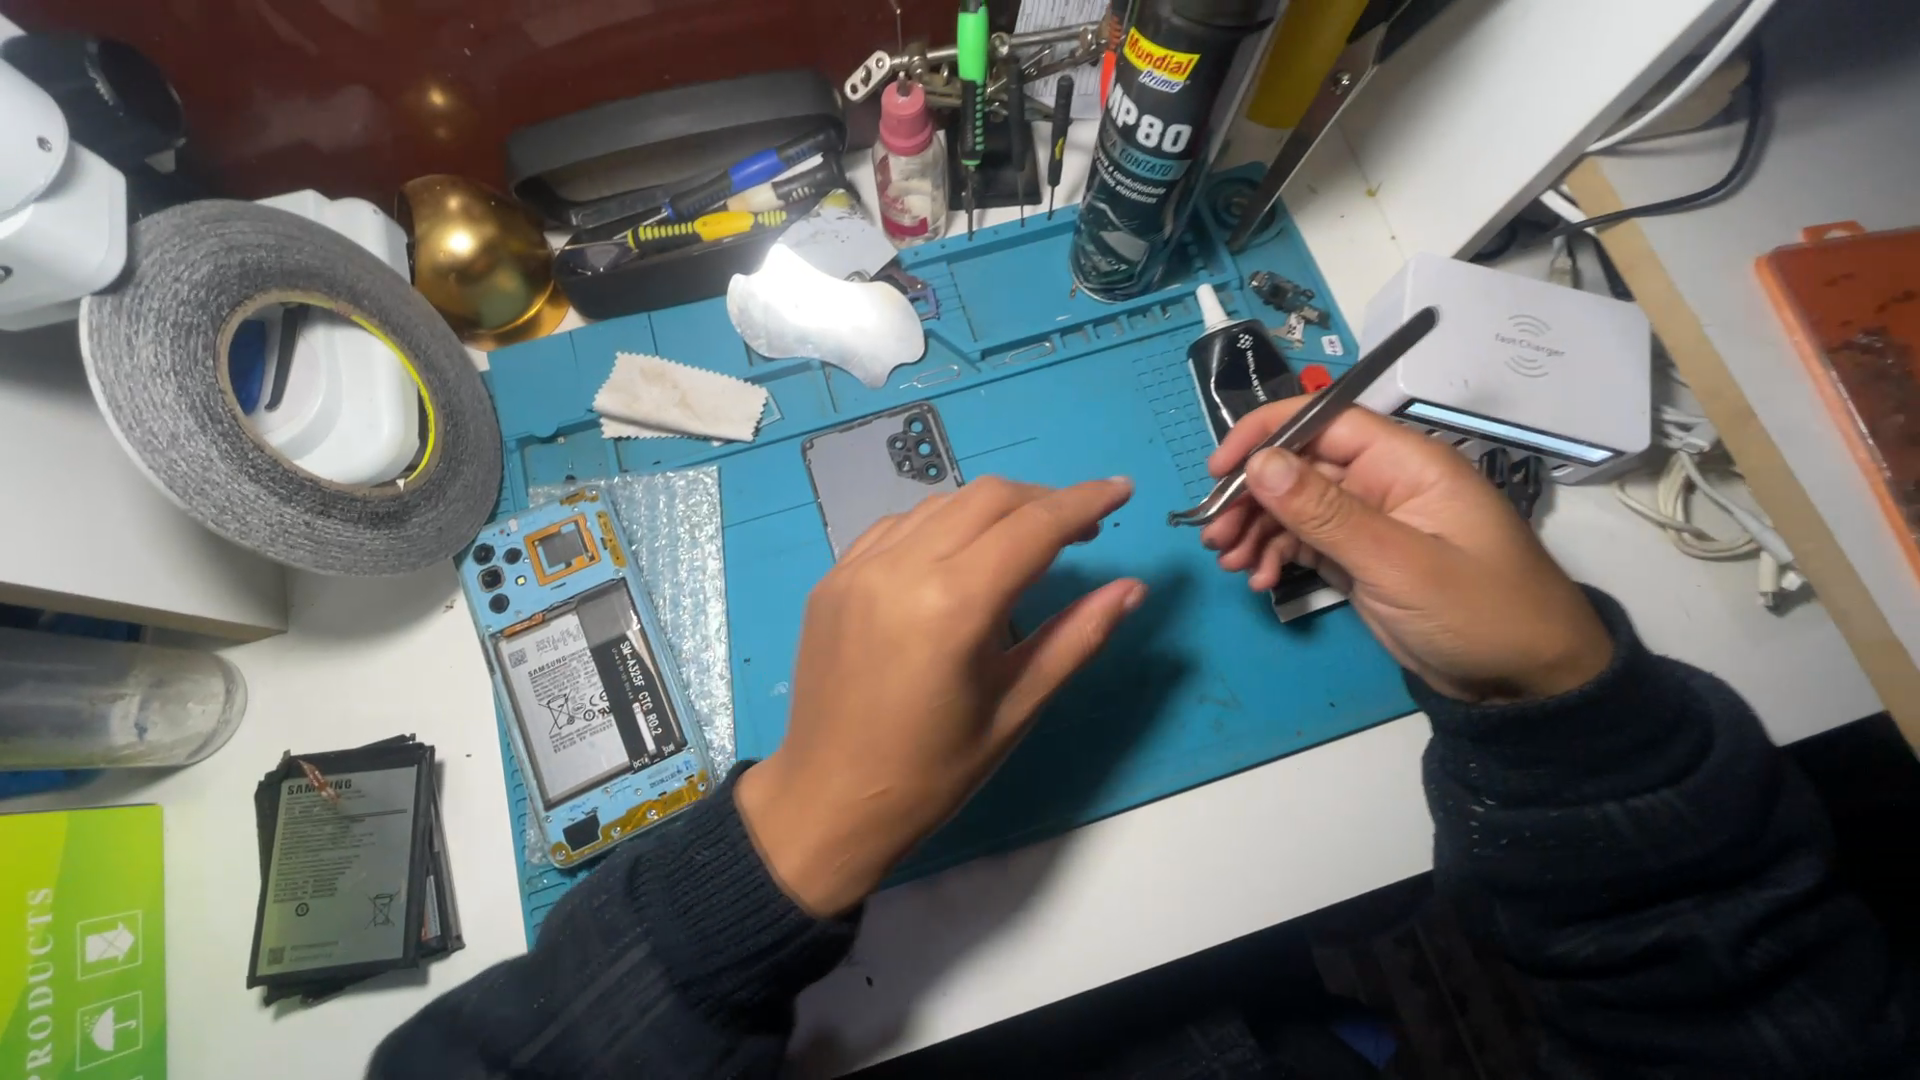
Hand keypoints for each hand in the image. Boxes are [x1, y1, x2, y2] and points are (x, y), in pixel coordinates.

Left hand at [735, 476, 1144, 914]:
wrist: (828, 802)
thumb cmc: (932, 772)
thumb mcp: (1015, 709)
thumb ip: (1076, 639)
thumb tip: (1133, 589)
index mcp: (953, 605)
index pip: (1032, 527)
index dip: (1083, 503)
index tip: (1121, 491)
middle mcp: (901, 568)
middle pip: (987, 498)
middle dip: (1042, 501)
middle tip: (1079, 531)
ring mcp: (858, 568)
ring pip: (941, 504)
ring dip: (992, 510)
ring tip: (1023, 544)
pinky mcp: (833, 578)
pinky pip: (898, 526)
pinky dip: (942, 525)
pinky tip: (957, 556)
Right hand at [1200, 400, 1610, 704]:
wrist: (1524, 682)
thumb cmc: (1478, 612)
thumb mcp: (1396, 562)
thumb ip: (1324, 512)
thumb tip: (1259, 463)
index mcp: (1404, 462)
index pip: (1323, 422)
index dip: (1266, 435)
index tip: (1219, 469)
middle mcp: (1380, 482)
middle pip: (1297, 468)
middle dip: (1250, 498)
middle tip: (1214, 536)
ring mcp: (1367, 521)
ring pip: (1292, 506)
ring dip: (1254, 529)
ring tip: (1229, 562)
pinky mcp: (1357, 556)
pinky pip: (1302, 540)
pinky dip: (1274, 555)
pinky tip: (1258, 579)